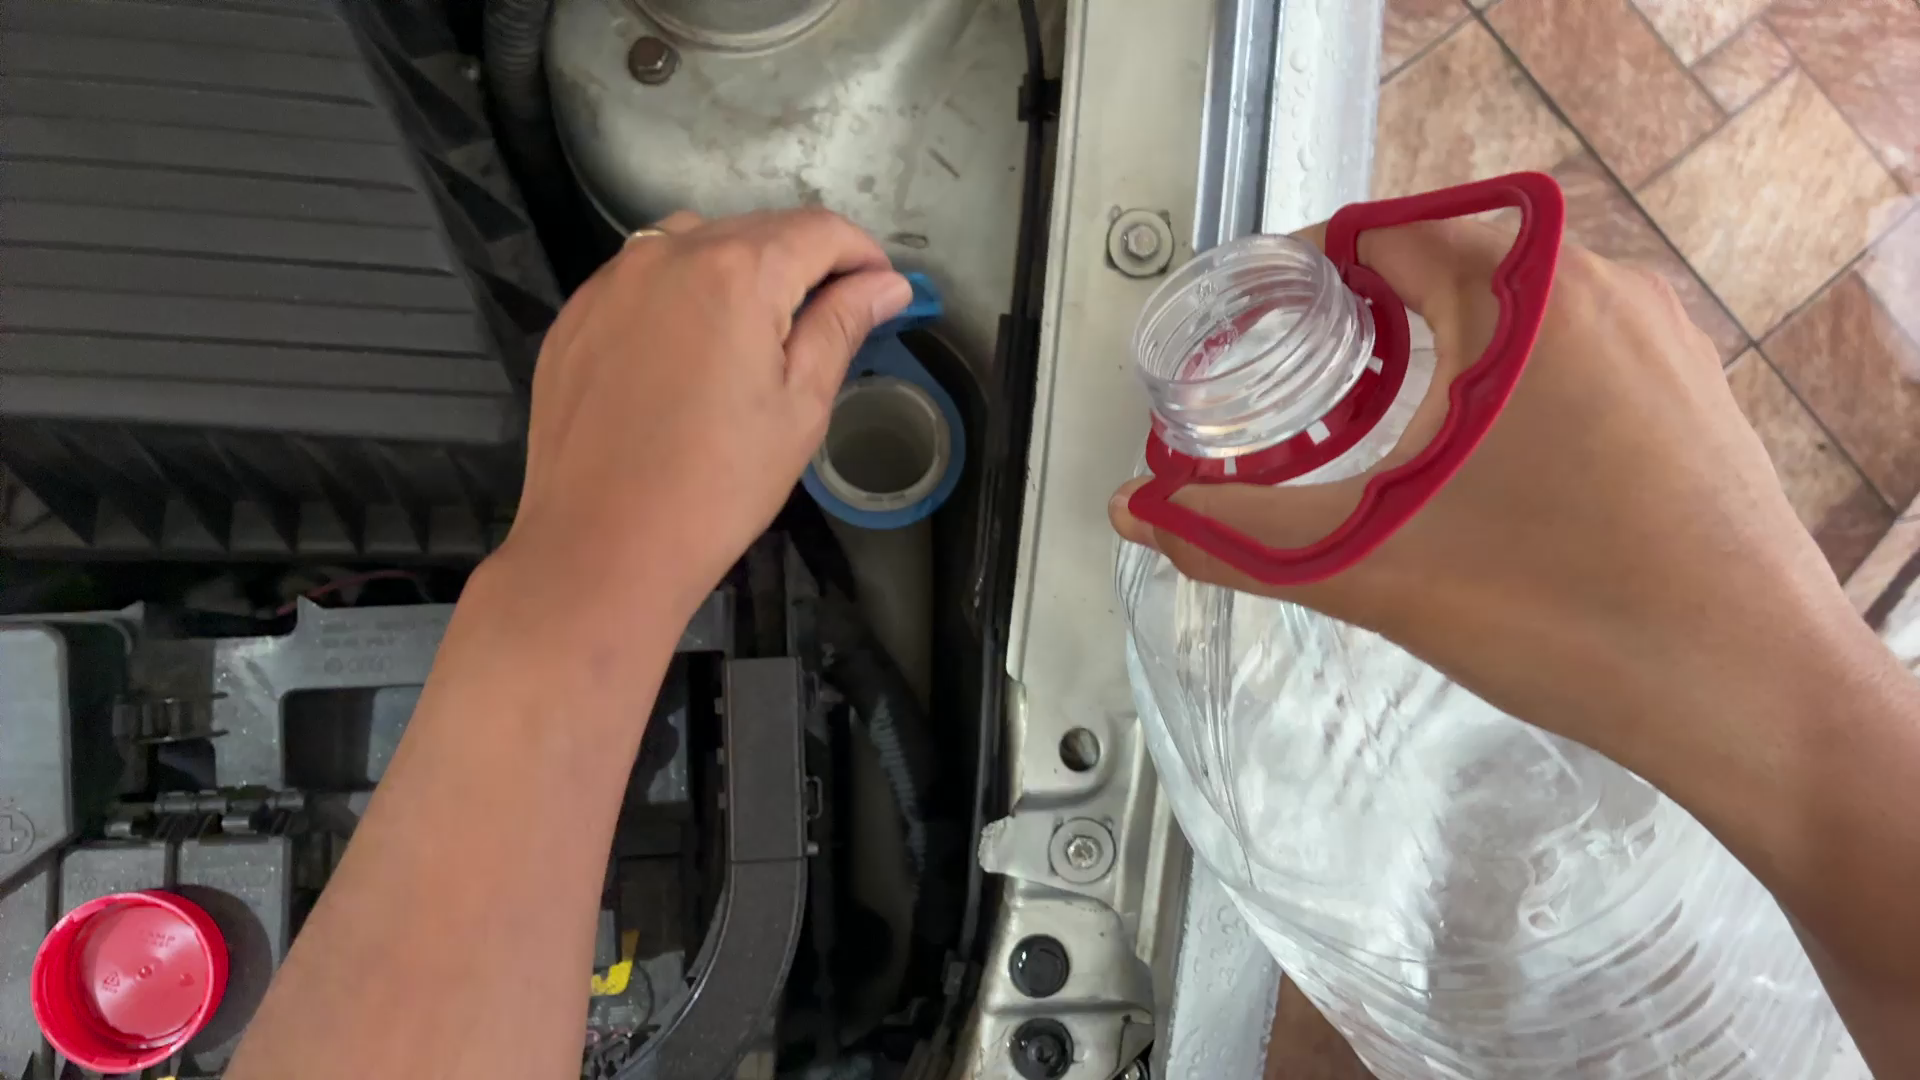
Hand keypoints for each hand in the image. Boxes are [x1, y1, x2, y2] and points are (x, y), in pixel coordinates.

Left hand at [496, 208, 911, 621]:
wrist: (605, 544)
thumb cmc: (722, 484)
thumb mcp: (801, 405)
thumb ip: (842, 326)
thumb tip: (888, 284)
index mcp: (737, 272)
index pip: (819, 230)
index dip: (863, 254)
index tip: (884, 290)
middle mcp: (667, 252)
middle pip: (759, 230)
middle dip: (808, 263)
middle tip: (833, 320)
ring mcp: (612, 280)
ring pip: (698, 242)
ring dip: (745, 269)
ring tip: (760, 331)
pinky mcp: (577, 315)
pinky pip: (646, 277)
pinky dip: (687, 292)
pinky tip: (692, 351)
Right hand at [1108, 218, 1919, 1068]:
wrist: (1754, 706)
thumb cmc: (1558, 614)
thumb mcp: (1368, 567)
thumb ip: (1234, 537)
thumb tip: (1128, 511)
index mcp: (1528, 308)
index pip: (1383, 237)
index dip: (1297, 268)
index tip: (1239, 320)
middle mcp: (1601, 296)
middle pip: (1437, 259)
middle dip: (1345, 305)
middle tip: (1275, 368)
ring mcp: (1654, 342)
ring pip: (1497, 300)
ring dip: (1412, 333)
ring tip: (1344, 401)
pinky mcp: (1676, 393)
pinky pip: (1550, 340)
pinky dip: (1474, 361)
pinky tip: (1442, 437)